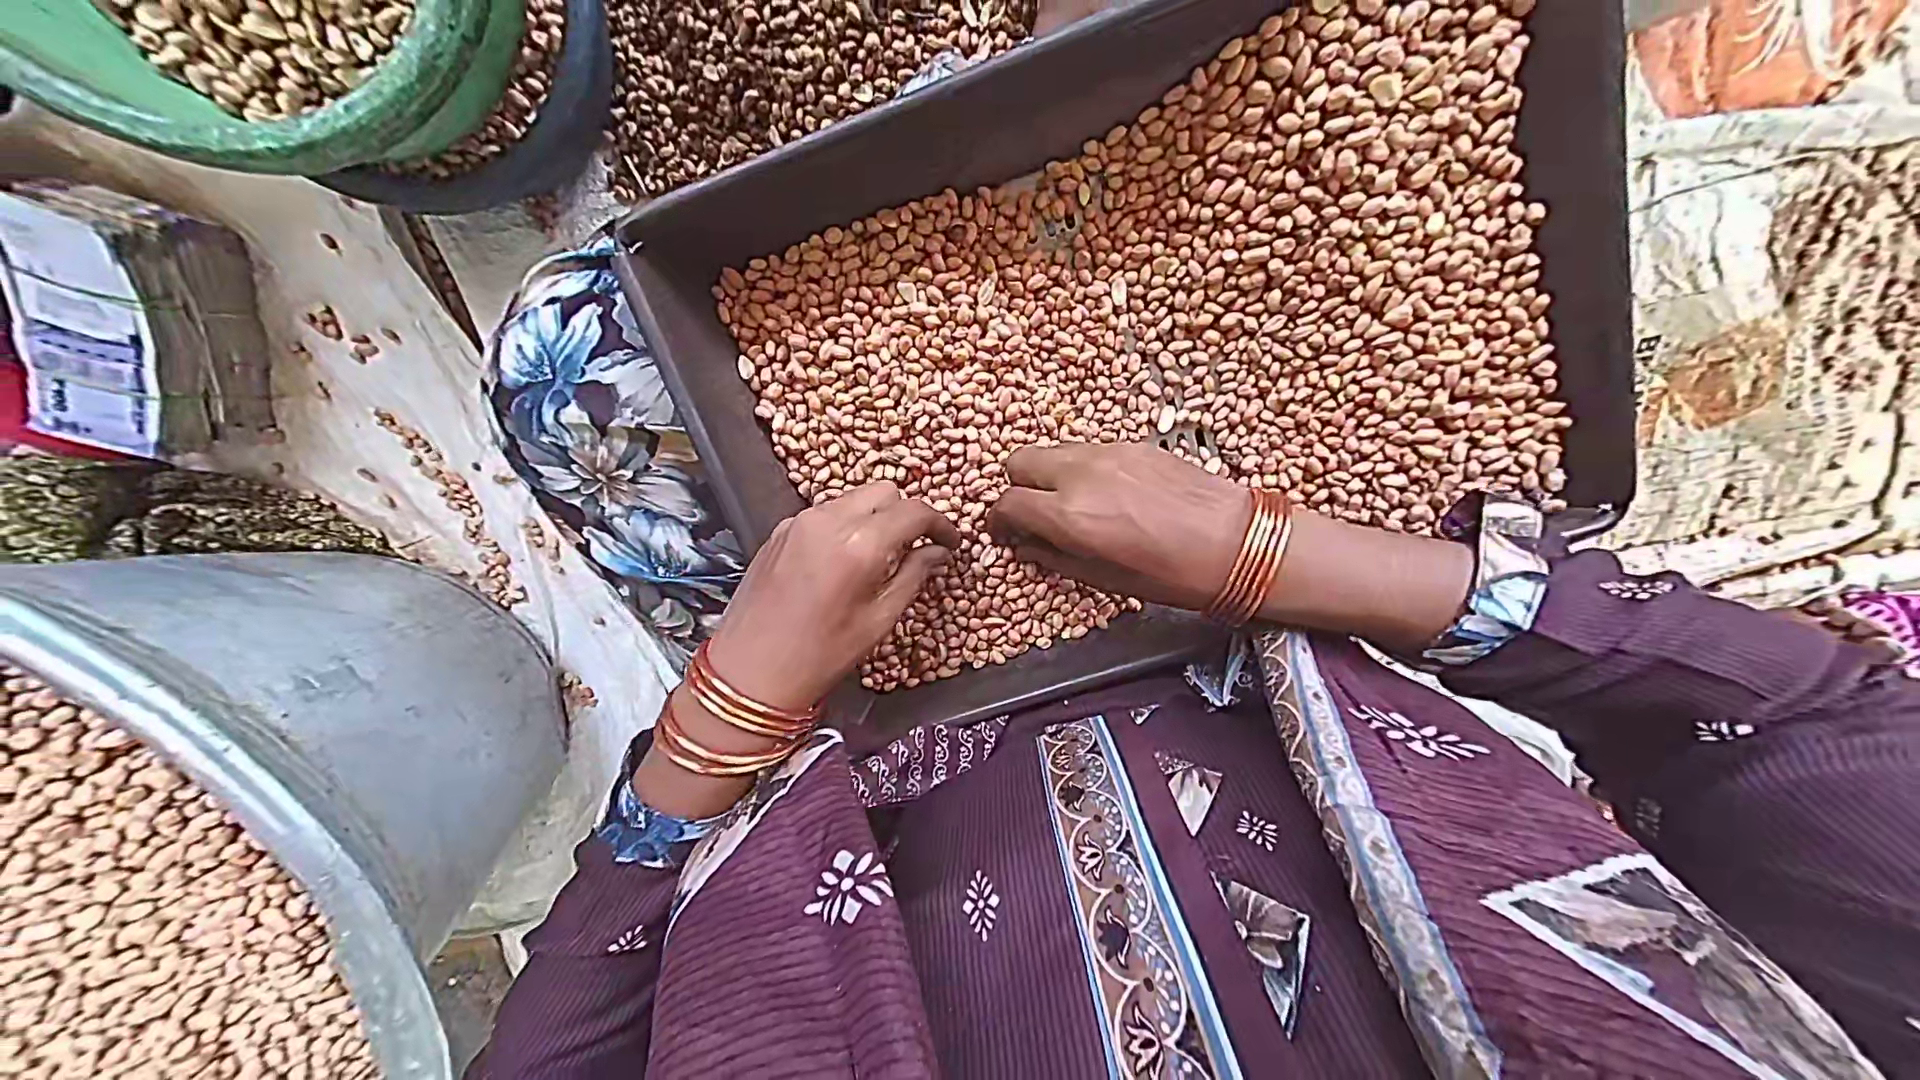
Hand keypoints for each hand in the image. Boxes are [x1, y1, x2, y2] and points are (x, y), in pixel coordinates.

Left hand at [705, 482, 959, 710]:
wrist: (747, 672)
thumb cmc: (819, 656)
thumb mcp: (878, 621)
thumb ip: (913, 576)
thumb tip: (937, 552)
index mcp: (859, 545)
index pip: (914, 511)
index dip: (940, 523)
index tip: (949, 542)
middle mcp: (828, 520)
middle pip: (884, 491)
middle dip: (906, 513)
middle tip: (916, 546)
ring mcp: (799, 521)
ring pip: (853, 497)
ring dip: (875, 516)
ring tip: (880, 554)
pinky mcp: (779, 530)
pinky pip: (825, 512)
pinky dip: (845, 524)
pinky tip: (844, 558)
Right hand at [985, 442, 1252, 610]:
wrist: (1239, 542)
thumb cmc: (1171, 574)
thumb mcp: (1103, 578)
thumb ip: (1053, 556)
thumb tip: (1025, 544)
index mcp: (1069, 515)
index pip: (1008, 503)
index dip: (999, 520)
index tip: (1004, 532)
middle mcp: (1080, 475)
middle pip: (1019, 462)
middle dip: (1016, 487)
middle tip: (1032, 512)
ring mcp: (1107, 453)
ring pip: (1052, 451)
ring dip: (1048, 475)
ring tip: (1070, 502)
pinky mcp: (1132, 444)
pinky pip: (1086, 450)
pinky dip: (1079, 468)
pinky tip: (1104, 492)